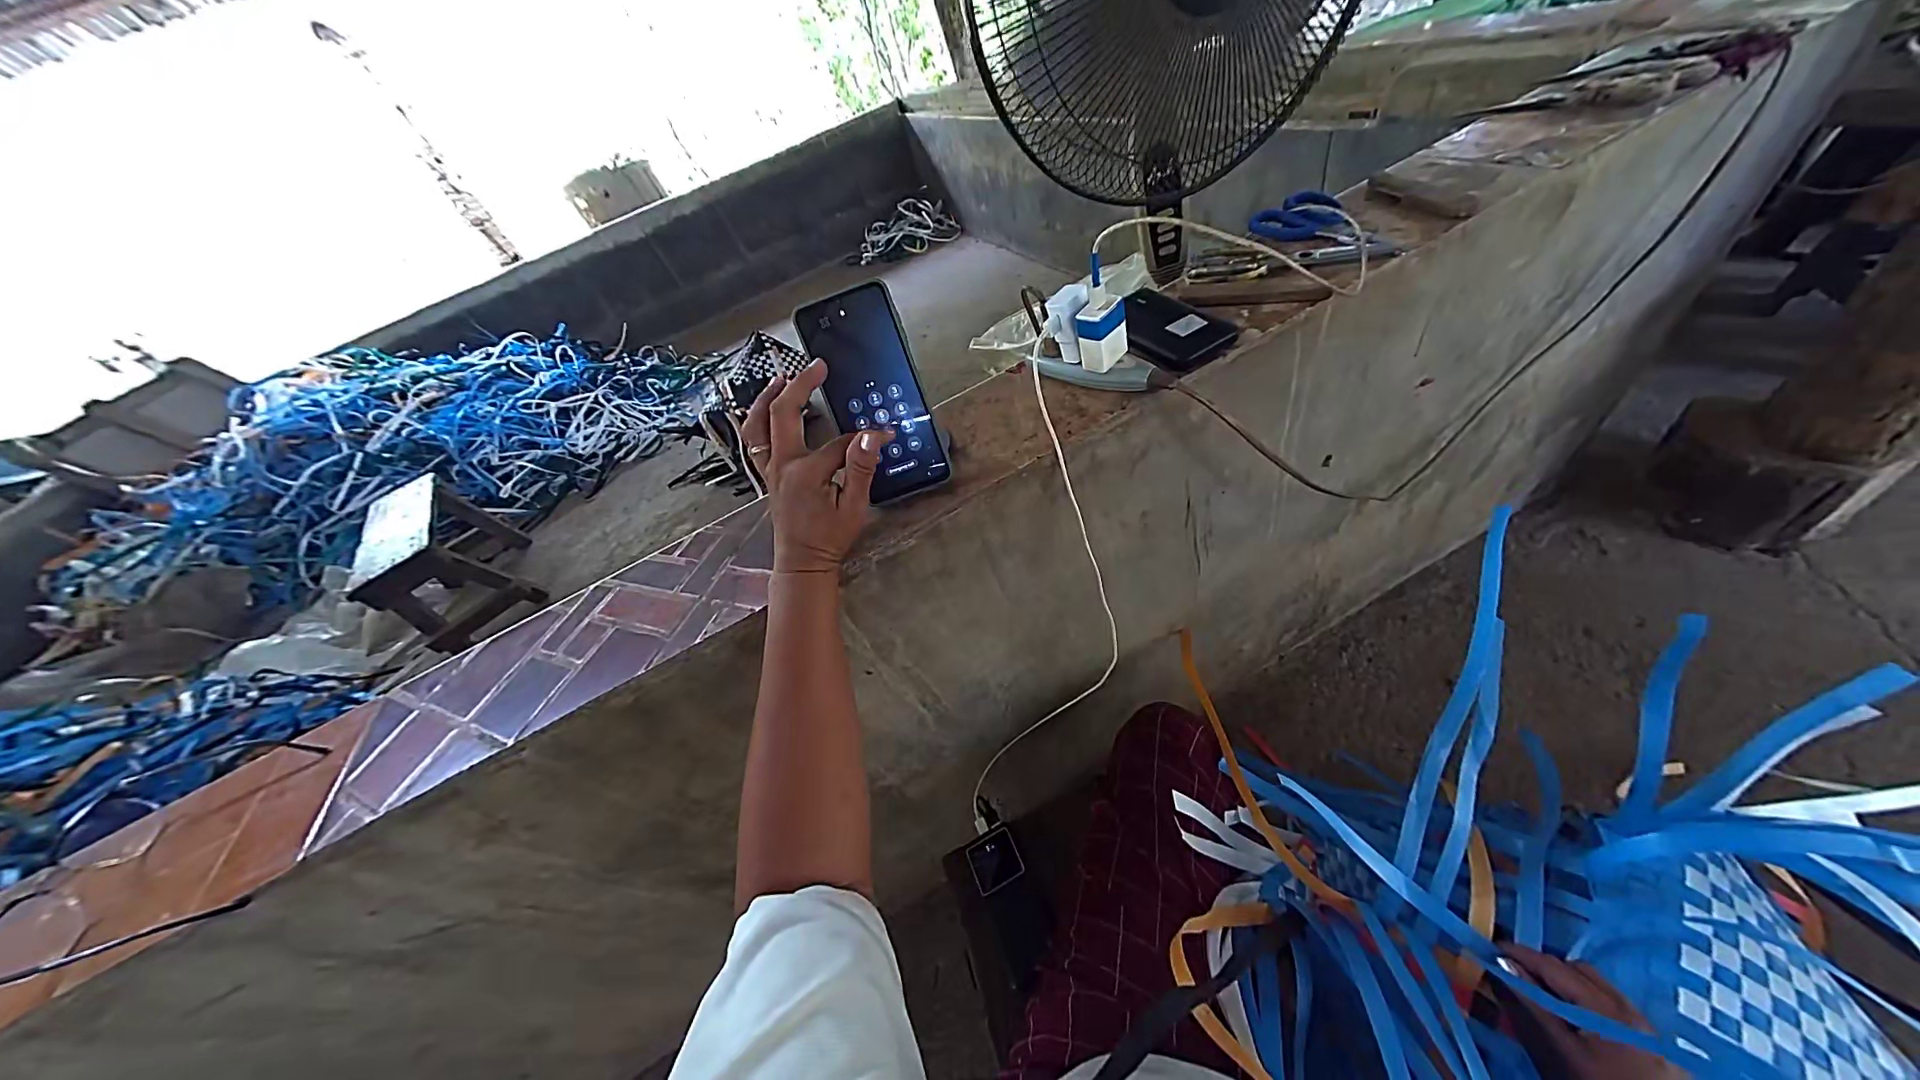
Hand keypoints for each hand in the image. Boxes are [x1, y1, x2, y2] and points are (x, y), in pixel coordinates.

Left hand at [741, 359, 892, 574]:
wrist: (803, 562)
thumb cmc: (829, 538)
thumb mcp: (854, 506)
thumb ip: (861, 468)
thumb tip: (872, 435)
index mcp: (805, 473)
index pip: (840, 442)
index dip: (866, 436)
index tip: (885, 433)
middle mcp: (781, 466)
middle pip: (783, 413)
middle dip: (800, 385)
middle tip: (817, 367)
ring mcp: (769, 470)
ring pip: (757, 425)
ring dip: (767, 397)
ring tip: (780, 379)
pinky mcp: (766, 476)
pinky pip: (754, 441)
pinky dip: (757, 421)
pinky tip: (766, 411)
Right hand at [1500, 945, 1682, 1079]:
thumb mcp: (1553, 1050)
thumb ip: (1525, 1003)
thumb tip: (1499, 964)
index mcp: (1609, 1010)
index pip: (1554, 967)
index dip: (1518, 954)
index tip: (1488, 949)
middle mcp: (1631, 1012)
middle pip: (1579, 971)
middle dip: (1542, 966)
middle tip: (1511, 974)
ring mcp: (1645, 1031)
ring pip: (1595, 987)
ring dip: (1563, 983)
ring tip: (1538, 996)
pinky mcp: (1649, 1048)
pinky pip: (1608, 1007)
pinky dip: (1581, 1001)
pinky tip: (1568, 1019)